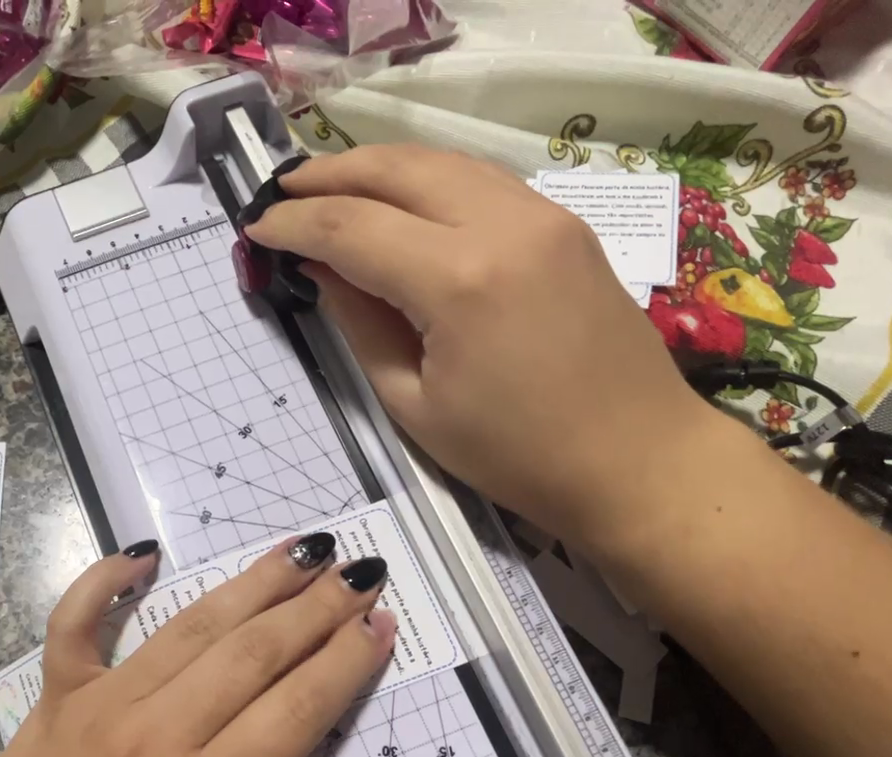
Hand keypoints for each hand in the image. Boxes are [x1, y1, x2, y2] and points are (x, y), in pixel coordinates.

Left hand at [0, 536, 404, 756]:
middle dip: (315, 609)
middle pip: (252, 655)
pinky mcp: (56, 690)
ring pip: (190, 628)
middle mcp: (154, 733)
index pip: (292, 712)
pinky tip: (144, 552)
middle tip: (360, 570)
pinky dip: (104, 581)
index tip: (379, 623)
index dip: (342, 665)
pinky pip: (76, 620)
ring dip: (250, 584)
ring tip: (300, 550)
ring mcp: (100, 703)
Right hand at [246, 144, 721, 544]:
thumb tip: (322, 269)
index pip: (352, 227)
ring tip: (330, 186)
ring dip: (378, 168)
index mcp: (457, 281)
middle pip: (397, 169)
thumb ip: (361, 325)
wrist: (635, 460)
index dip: (294, 224)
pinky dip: (427, 180)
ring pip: (441, 161)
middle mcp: (502, 225)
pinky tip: (400, 202)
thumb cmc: (515, 455)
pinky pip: (478, 180)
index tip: (256, 229)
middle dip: (329, 173)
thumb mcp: (413, 404)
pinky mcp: (563, 224)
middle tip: (281, 189)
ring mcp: (542, 215)